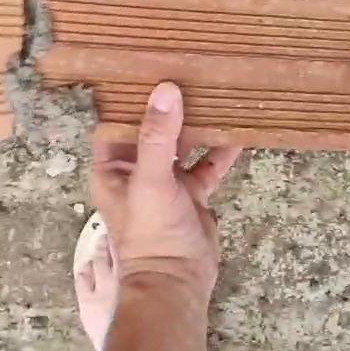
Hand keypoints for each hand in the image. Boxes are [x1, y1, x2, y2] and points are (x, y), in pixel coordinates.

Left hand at [90, 81, 243, 302]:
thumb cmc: (151, 232)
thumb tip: (166, 89)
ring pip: (181, 144)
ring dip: (195, 124)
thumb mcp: (152, 179)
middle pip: (151, 128)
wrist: (177, 283)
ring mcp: (165, 182)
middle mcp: (136, 171)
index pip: (116, 122)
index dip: (128, 97)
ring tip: (213, 92)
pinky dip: (219, 150)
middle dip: (167, 105)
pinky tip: (237, 131)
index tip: (148, 66)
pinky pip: (205, 165)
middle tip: (187, 69)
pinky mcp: (191, 194)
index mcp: (112, 167)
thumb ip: (159, 136)